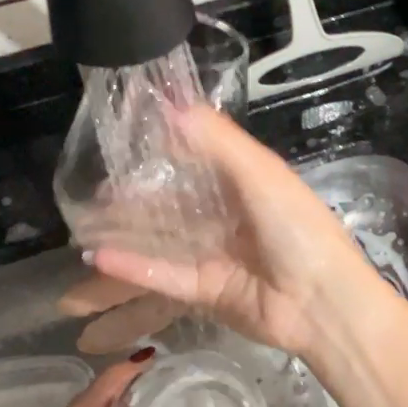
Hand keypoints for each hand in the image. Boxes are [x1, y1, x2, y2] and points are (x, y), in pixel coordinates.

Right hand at [84, 107, 398, 361]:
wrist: (324, 303)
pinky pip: (165, 276)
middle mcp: (231, 217)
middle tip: (92, 194)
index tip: (123, 141)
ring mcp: (218, 255)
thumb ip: (217, 142)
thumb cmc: (298, 229)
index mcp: (249, 184)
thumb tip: (171, 103)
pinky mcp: (208, 292)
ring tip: (83, 226)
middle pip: (175, 204)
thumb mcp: (261, 175)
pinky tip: (99, 257)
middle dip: (136, 199)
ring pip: (164, 241)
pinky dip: (134, 267)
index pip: (199, 161)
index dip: (164, 151)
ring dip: (127, 233)